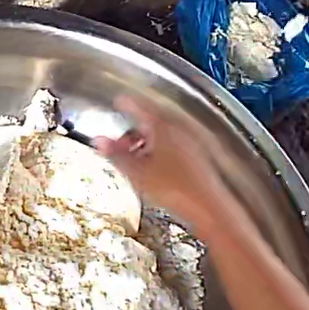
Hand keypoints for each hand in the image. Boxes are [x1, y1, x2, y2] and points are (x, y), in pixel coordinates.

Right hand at [93, 99, 246, 235]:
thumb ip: (116, 154)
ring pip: (162, 136)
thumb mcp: (137, 172)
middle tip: (119, 145)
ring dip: (145, 144)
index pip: (141, 108)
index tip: (118, 101)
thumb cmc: (173, 188)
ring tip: (134, 162)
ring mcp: (190, 143)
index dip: (127, 105)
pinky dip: (158, 152)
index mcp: (162, 127)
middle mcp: (178, 130)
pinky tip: (153, 170)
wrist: (209, 208)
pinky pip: (173, 147)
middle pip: (151, 123)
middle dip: (132, 132)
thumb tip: (98, 140)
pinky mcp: (197, 158)